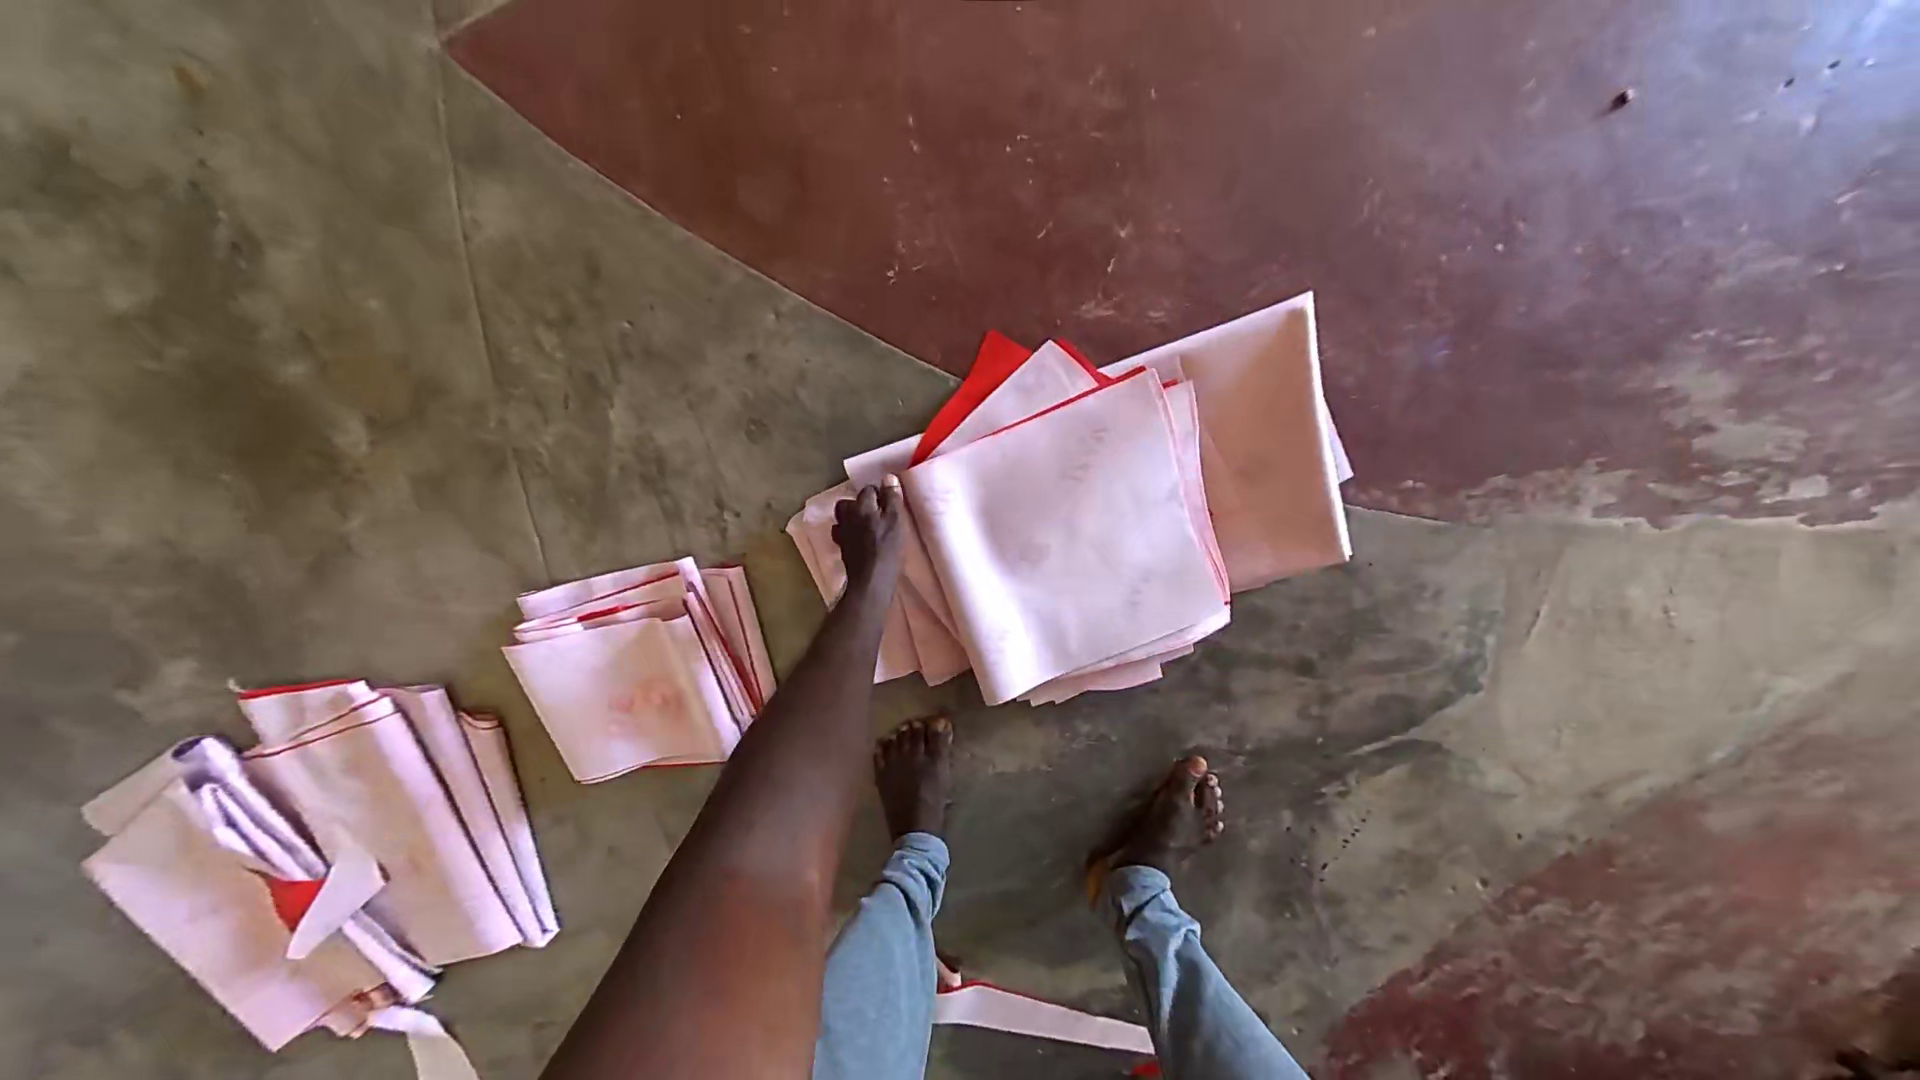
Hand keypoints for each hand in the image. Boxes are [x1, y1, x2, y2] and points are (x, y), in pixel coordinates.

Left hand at [833, 478, 904, 585]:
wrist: (870, 582)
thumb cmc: (886, 550)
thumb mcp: (896, 522)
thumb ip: (892, 499)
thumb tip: (888, 477)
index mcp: (861, 506)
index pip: (868, 490)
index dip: (880, 494)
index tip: (890, 503)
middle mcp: (847, 516)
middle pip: (849, 502)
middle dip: (860, 503)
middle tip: (877, 512)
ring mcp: (842, 533)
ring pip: (844, 518)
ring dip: (854, 518)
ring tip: (868, 525)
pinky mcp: (842, 549)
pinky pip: (844, 534)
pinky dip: (851, 534)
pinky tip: (861, 541)